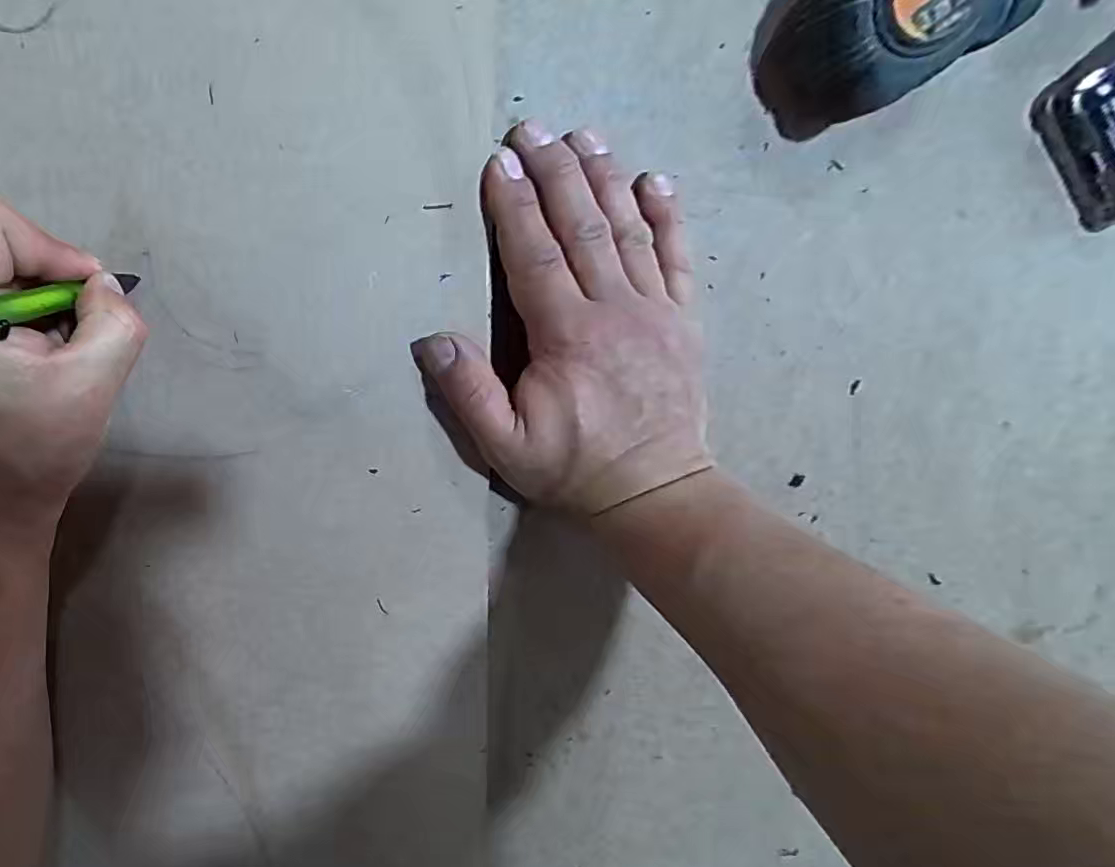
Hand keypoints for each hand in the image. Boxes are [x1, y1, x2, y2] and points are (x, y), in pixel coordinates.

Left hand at [0, 194, 147, 541]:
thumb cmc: (35, 457)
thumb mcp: (90, 386)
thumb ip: (113, 323)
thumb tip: (102, 287)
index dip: (50, 249)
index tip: (87, 296)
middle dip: (52, 285)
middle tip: (84, 332)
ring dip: (45, 308)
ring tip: (64, 359)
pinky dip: (30, 325)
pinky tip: (46, 366)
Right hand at [412, 121, 711, 514]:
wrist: (652, 489)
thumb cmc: (570, 469)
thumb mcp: (503, 446)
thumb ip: (467, 393)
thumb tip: (431, 340)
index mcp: (567, 336)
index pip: (535, 256)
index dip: (514, 207)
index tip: (499, 163)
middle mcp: (615, 309)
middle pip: (582, 226)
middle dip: (554, 173)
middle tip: (533, 128)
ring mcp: (656, 310)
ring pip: (630, 229)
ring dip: (604, 178)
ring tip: (584, 136)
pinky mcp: (683, 320)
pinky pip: (678, 255)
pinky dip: (667, 213)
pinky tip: (652, 180)